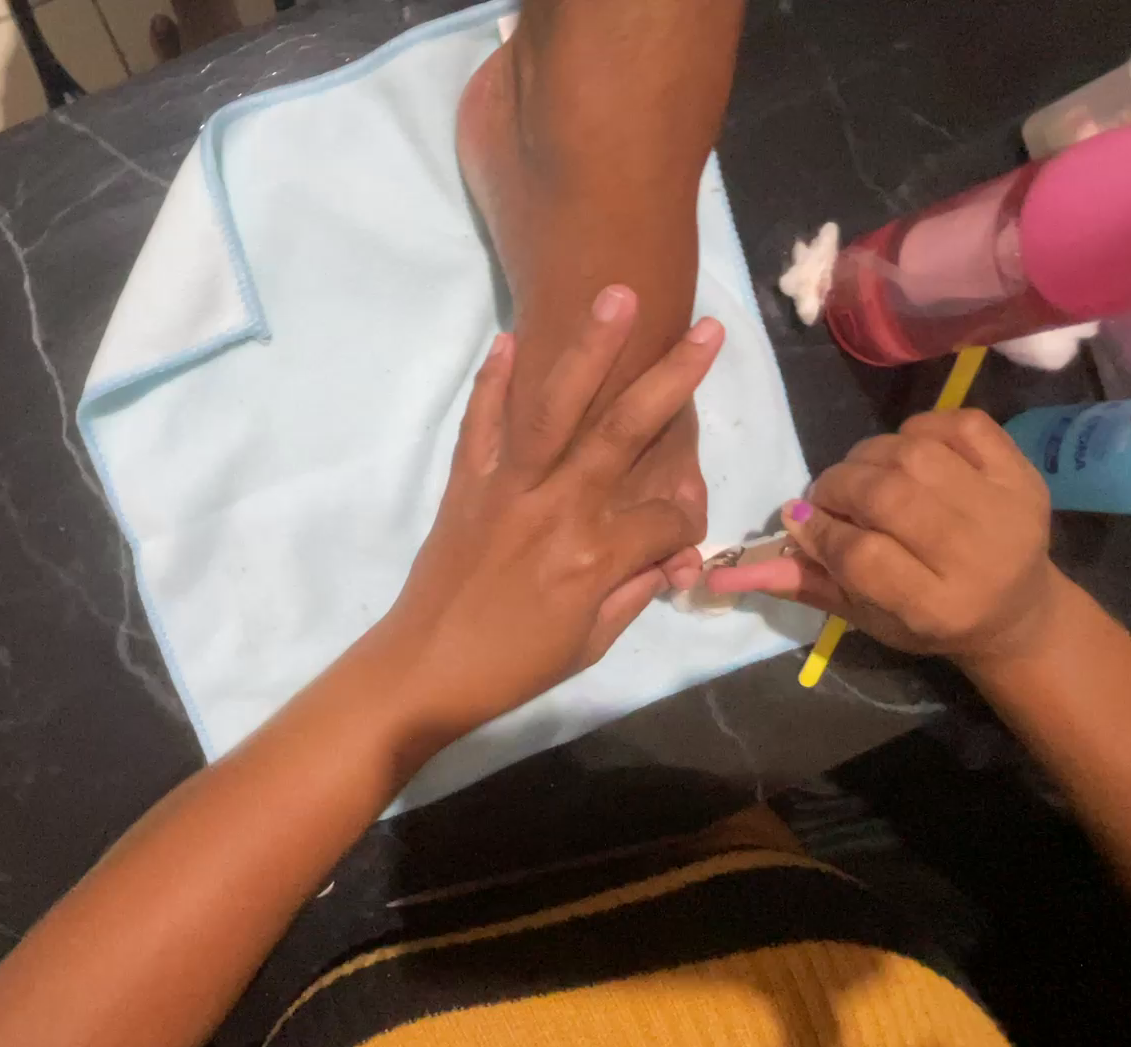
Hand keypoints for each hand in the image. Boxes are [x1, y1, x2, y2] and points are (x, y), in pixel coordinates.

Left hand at [372, 285, 719, 742]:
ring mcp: (505, 489)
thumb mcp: (592, 644)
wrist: (424, 667)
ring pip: (552, 410)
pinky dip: (491, 383)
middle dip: (671, 379)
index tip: (680, 533)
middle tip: (706, 327)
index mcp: (596, 557)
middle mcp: (557, 509)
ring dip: (586, 350)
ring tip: (614, 295)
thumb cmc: (513, 666)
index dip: (686, 522)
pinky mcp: (464, 484)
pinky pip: (479, 426)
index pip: (667, 518)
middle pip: (623, 433)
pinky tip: (507, 339)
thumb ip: (634, 590)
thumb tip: (668, 556)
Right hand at [706, 409, 1062, 663]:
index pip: (862, 556)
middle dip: (838, 489)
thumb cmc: (926, 621)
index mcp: (936, 607)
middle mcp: (978, 555)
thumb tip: (727, 570)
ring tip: (860, 476)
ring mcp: (1006, 508)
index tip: (800, 523)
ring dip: (869, 457)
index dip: (820, 532)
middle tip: (826, 498)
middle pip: (888, 497)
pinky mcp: (1023, 473)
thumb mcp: (861, 617)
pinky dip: (919, 429)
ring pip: (915, 455)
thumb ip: (803, 585)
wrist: (1018, 609)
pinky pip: (961, 424)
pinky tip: (905, 453)